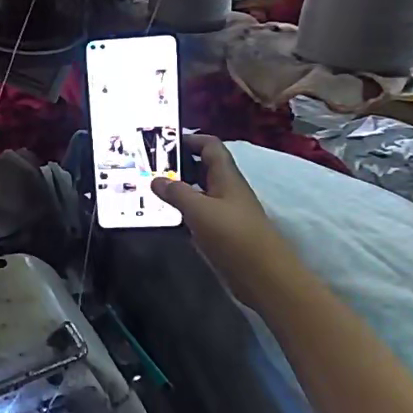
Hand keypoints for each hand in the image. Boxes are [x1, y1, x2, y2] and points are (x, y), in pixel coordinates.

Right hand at [151, 135, 296, 298]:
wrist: (262, 273)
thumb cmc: (233, 234)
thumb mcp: (200, 210)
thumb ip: (177, 193)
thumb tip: (156, 179)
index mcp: (227, 176)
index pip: (211, 146)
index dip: (191, 139)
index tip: (164, 142)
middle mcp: (228, 189)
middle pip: (204, 168)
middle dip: (180, 165)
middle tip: (150, 168)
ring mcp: (227, 211)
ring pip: (201, 192)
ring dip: (180, 190)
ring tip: (151, 191)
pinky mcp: (224, 233)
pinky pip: (201, 214)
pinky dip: (184, 212)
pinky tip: (166, 218)